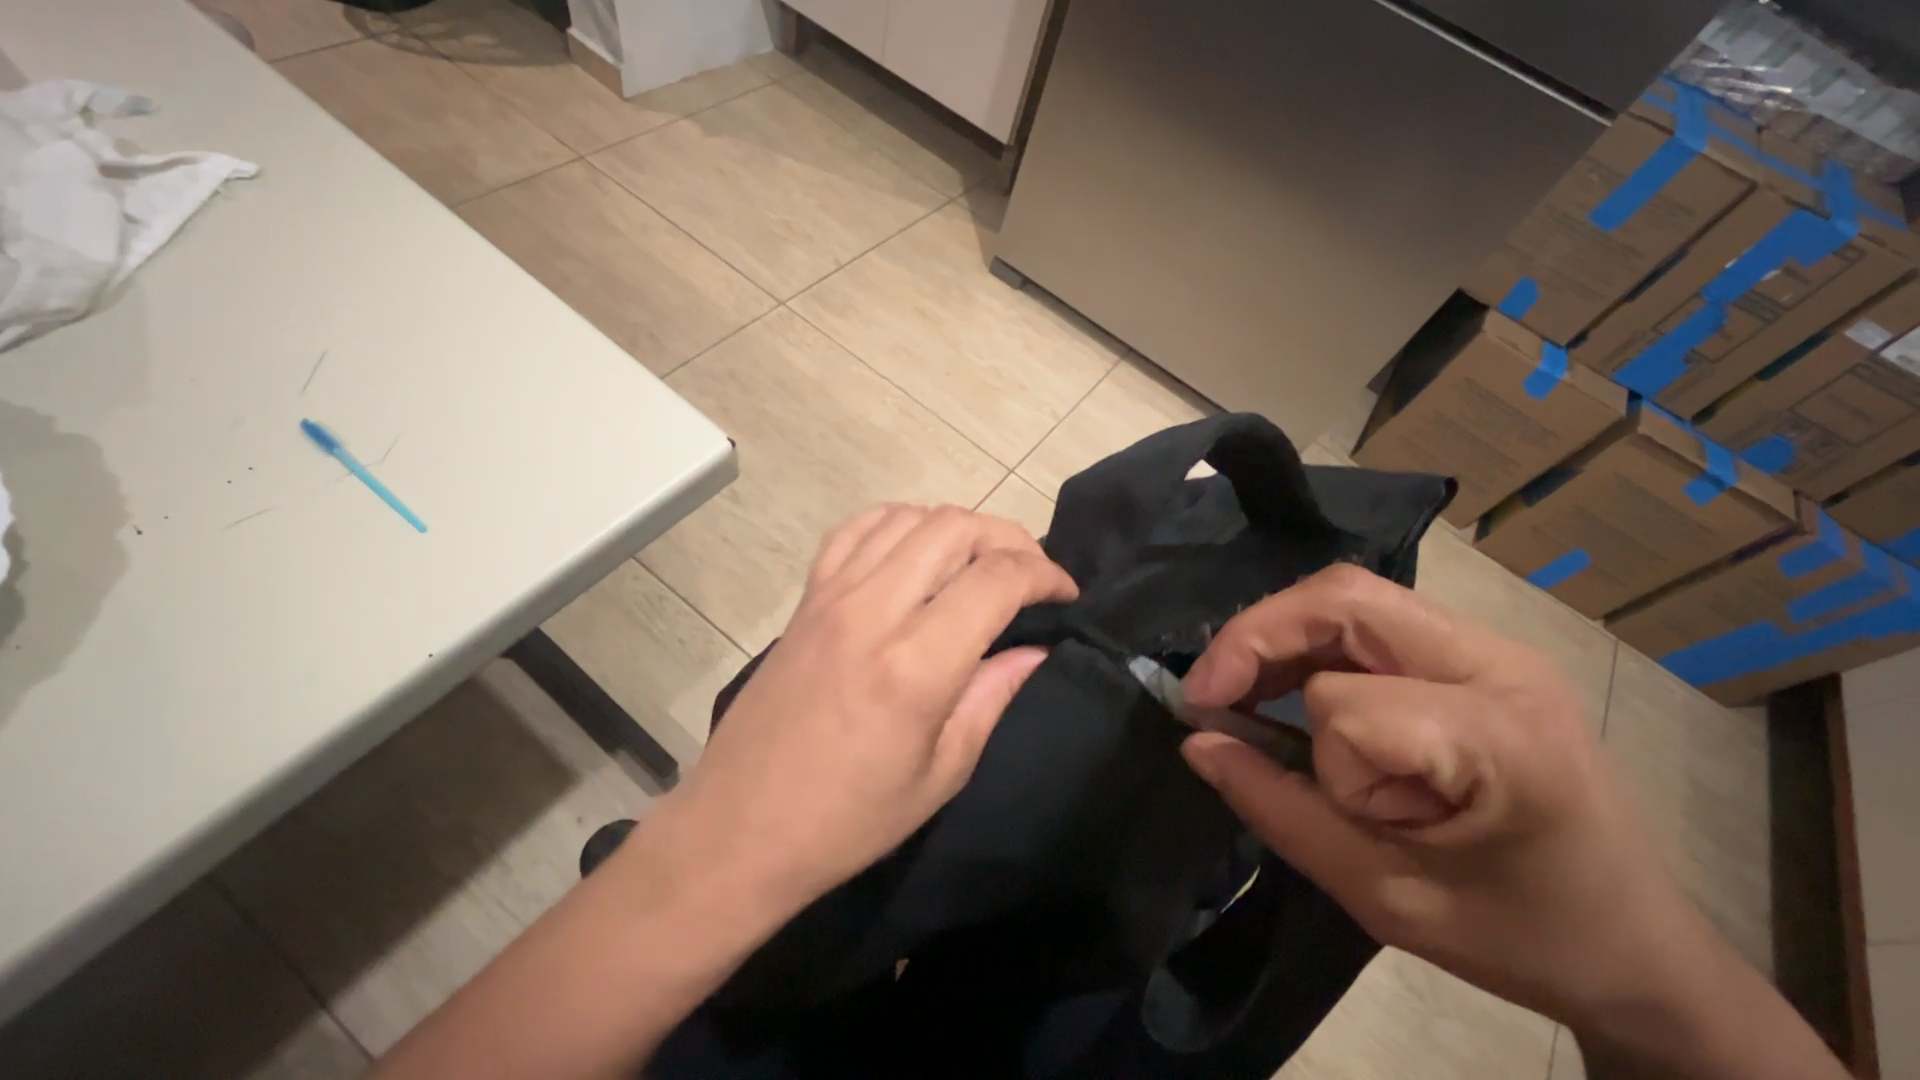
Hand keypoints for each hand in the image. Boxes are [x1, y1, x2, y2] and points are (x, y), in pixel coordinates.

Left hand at [648, 504, 1077, 909]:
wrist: (740, 827)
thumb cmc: (849, 818)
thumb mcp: (942, 772)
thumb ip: (993, 696)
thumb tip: (1036, 648)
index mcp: (915, 664)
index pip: (997, 578)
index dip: (1046, 575)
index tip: (1066, 595)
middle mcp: (872, 611)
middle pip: (955, 528)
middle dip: (1009, 539)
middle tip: (1031, 575)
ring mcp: (831, 596)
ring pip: (908, 517)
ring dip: (958, 527)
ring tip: (980, 562)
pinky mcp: (805, 599)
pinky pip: (855, 530)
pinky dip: (899, 523)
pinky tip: (916, 551)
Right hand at [1176, 564, 1711, 1030]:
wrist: (1637, 947)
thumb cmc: (1517, 935)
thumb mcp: (1383, 895)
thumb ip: (1279, 810)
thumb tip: (1199, 743)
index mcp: (1499, 738)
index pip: (1350, 705)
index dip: (1311, 753)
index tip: (1310, 801)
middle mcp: (1500, 665)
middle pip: (1345, 597)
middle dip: (1256, 638)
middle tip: (1207, 695)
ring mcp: (1496, 651)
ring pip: (1352, 598)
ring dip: (1282, 639)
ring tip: (1242, 693)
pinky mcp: (1481, 657)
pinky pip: (1373, 622)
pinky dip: (1314, 647)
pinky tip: (1292, 690)